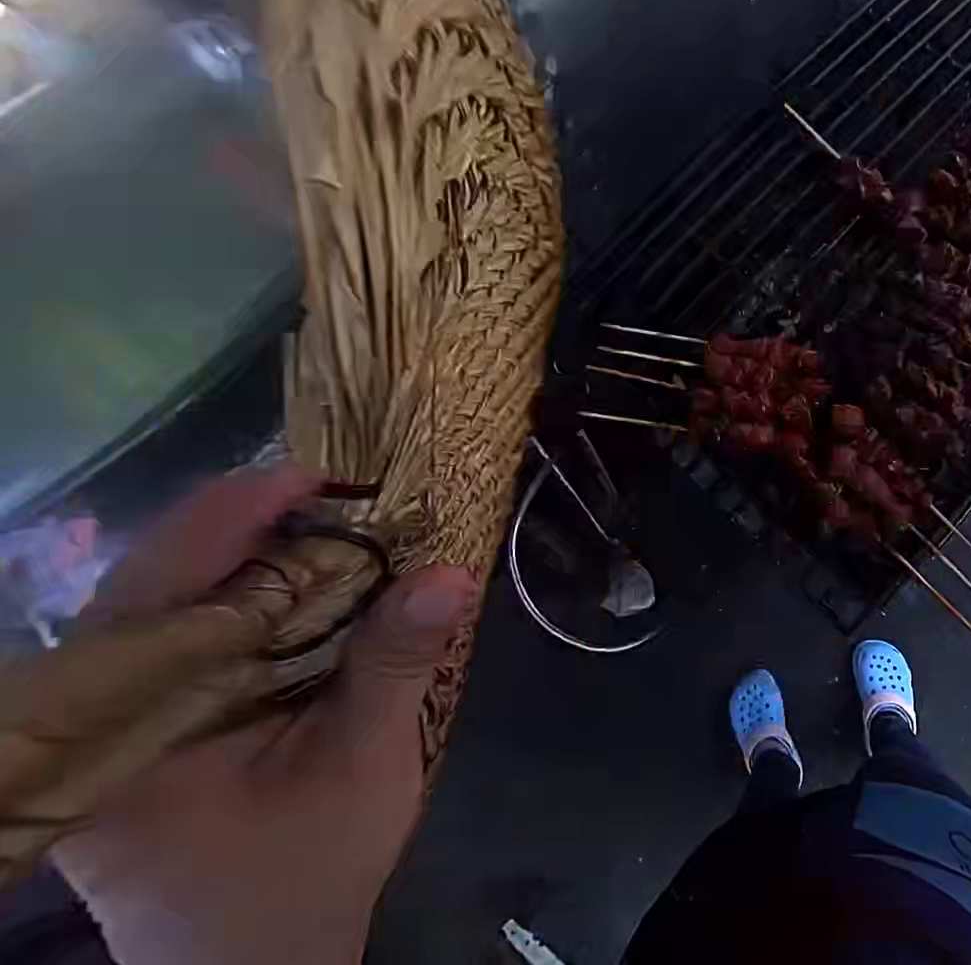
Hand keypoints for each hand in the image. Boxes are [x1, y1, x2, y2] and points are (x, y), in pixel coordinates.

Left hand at [52, 465, 477, 964]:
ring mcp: (131, 708)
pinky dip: (277, 588)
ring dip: (271, 550)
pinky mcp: (171, 709)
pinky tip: (331, 573)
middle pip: (163, 582)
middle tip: (357, 489)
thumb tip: (447, 573)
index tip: (317, 475)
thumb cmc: (302, 863)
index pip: (155, 595)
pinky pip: (214, 626)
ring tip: (353, 515)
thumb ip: (395, 664)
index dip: (229, 523)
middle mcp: (101, 708)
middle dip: (258, 525)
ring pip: (186, 598)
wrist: (262, 947)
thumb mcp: (361, 760)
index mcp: (115, 731)